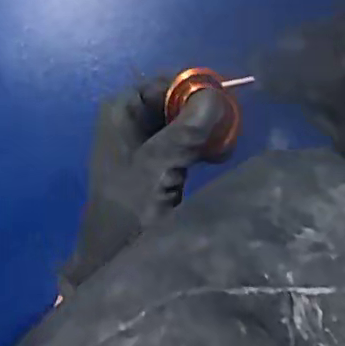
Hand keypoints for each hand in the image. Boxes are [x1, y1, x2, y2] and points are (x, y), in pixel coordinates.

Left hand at [60, 79, 227, 295]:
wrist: (111, 263)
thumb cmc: (128, 210)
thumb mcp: (156, 167)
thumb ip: (185, 132)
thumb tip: (215, 94)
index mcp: (120, 110)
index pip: (162, 82)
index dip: (194, 87)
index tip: (228, 100)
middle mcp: (129, 120)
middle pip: (173, 101)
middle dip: (202, 111)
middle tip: (233, 126)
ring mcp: (142, 144)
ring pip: (181, 123)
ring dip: (205, 130)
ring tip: (227, 144)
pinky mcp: (156, 167)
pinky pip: (183, 144)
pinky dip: (201, 147)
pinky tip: (219, 156)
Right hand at [258, 0, 344, 177]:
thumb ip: (311, 109)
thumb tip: (284, 90)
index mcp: (326, 71)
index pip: (272, 63)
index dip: (265, 72)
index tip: (265, 80)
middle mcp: (337, 34)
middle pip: (292, 38)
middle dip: (290, 54)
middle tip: (296, 70)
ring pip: (318, 24)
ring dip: (317, 39)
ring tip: (329, 58)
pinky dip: (343, 28)